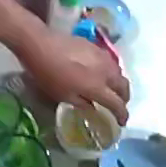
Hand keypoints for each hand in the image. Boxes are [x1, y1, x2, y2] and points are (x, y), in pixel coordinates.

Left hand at [15, 28, 129, 123]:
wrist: (41, 44)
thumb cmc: (48, 74)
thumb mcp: (63, 95)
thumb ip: (82, 103)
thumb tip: (94, 108)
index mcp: (98, 87)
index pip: (117, 104)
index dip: (122, 115)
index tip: (122, 122)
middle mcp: (105, 71)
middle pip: (124, 86)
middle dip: (124, 98)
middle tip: (119, 105)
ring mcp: (102, 56)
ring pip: (119, 72)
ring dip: (118, 83)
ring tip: (111, 89)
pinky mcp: (96, 46)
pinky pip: (110, 61)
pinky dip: (110, 71)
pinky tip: (101, 73)